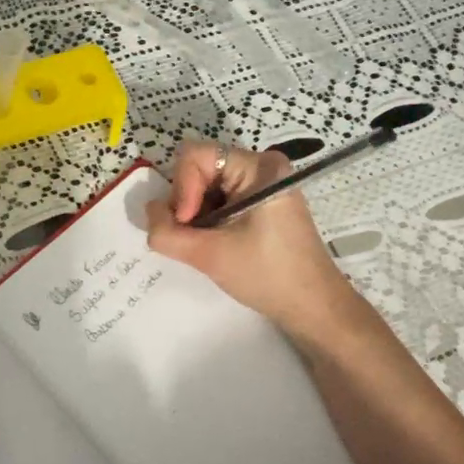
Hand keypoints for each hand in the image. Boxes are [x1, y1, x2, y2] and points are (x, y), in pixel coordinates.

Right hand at [145, 140, 350, 337]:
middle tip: (190, 237)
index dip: (181, 187)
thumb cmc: (268, 276)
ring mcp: (262, 184)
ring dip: (195, 213)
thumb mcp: (209, 255)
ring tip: (204, 243)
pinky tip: (214, 243)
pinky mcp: (260, 203)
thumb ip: (166, 232)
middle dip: (186, 202)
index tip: (187, 223)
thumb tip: (150, 212)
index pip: (195, 155)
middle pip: (199, 167)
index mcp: (258, 167)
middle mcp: (261, 166)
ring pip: (206, 184)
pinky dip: (208, 218)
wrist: (313, 308)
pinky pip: (220, 197)